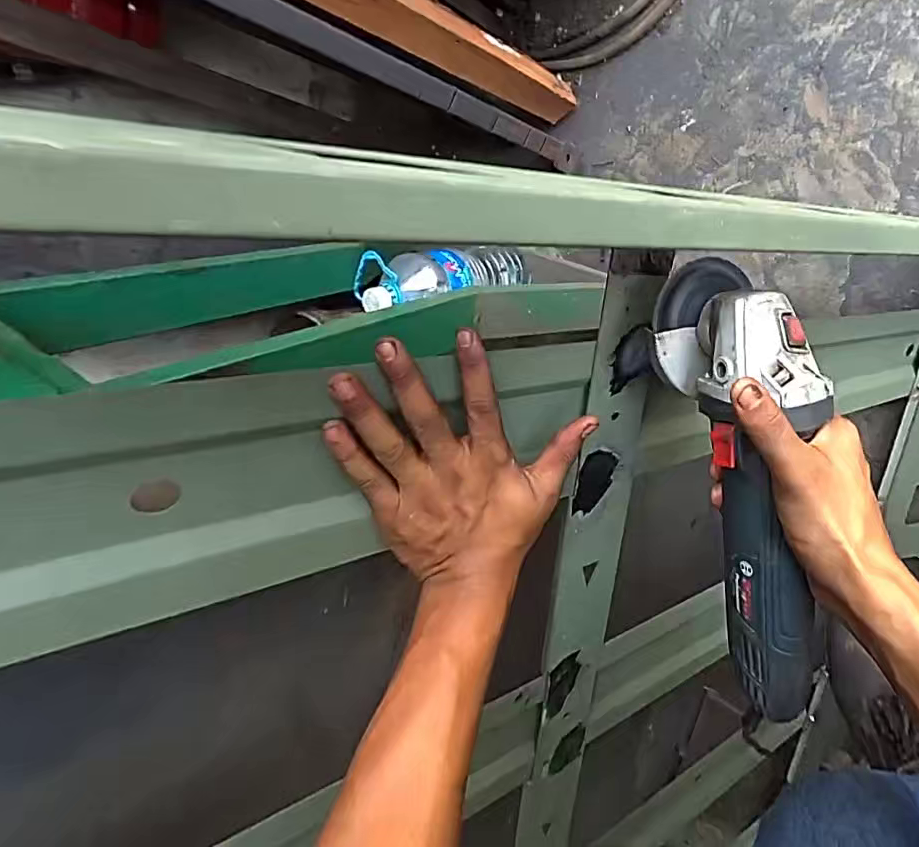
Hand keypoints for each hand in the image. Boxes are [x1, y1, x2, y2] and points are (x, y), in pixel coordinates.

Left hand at [323, 329, 599, 594]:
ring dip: (364, 411)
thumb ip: (559, 452)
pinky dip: (348, 454)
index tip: (462, 337)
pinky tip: (331, 428)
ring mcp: (417, 489)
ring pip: (388, 444)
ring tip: (341, 381)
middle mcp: (449, 469)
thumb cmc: (506, 533)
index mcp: (486, 460)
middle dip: (405, 381)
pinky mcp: (392, 508)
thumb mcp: (541, 492)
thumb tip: (587, 421)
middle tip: (386, 347)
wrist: (472, 582)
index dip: (475, 372)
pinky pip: (367, 478)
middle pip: (425, 419)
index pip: (482, 408)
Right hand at [713, 378, 903, 619]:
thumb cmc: (843, 533)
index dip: (749, 407)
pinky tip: (738, 498)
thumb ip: (767, 427)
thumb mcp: (795, 469)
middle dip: (736, 447)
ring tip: (730, 482)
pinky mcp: (794, 497)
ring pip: (757, 457)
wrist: (850, 583)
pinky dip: (744, 489)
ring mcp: (806, 475)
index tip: (730, 420)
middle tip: (729, 459)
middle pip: (762, 429)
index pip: (780, 398)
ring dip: (735, 470)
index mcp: (831, 431)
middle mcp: (820, 449)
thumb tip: (745, 389)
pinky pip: (759, 481)